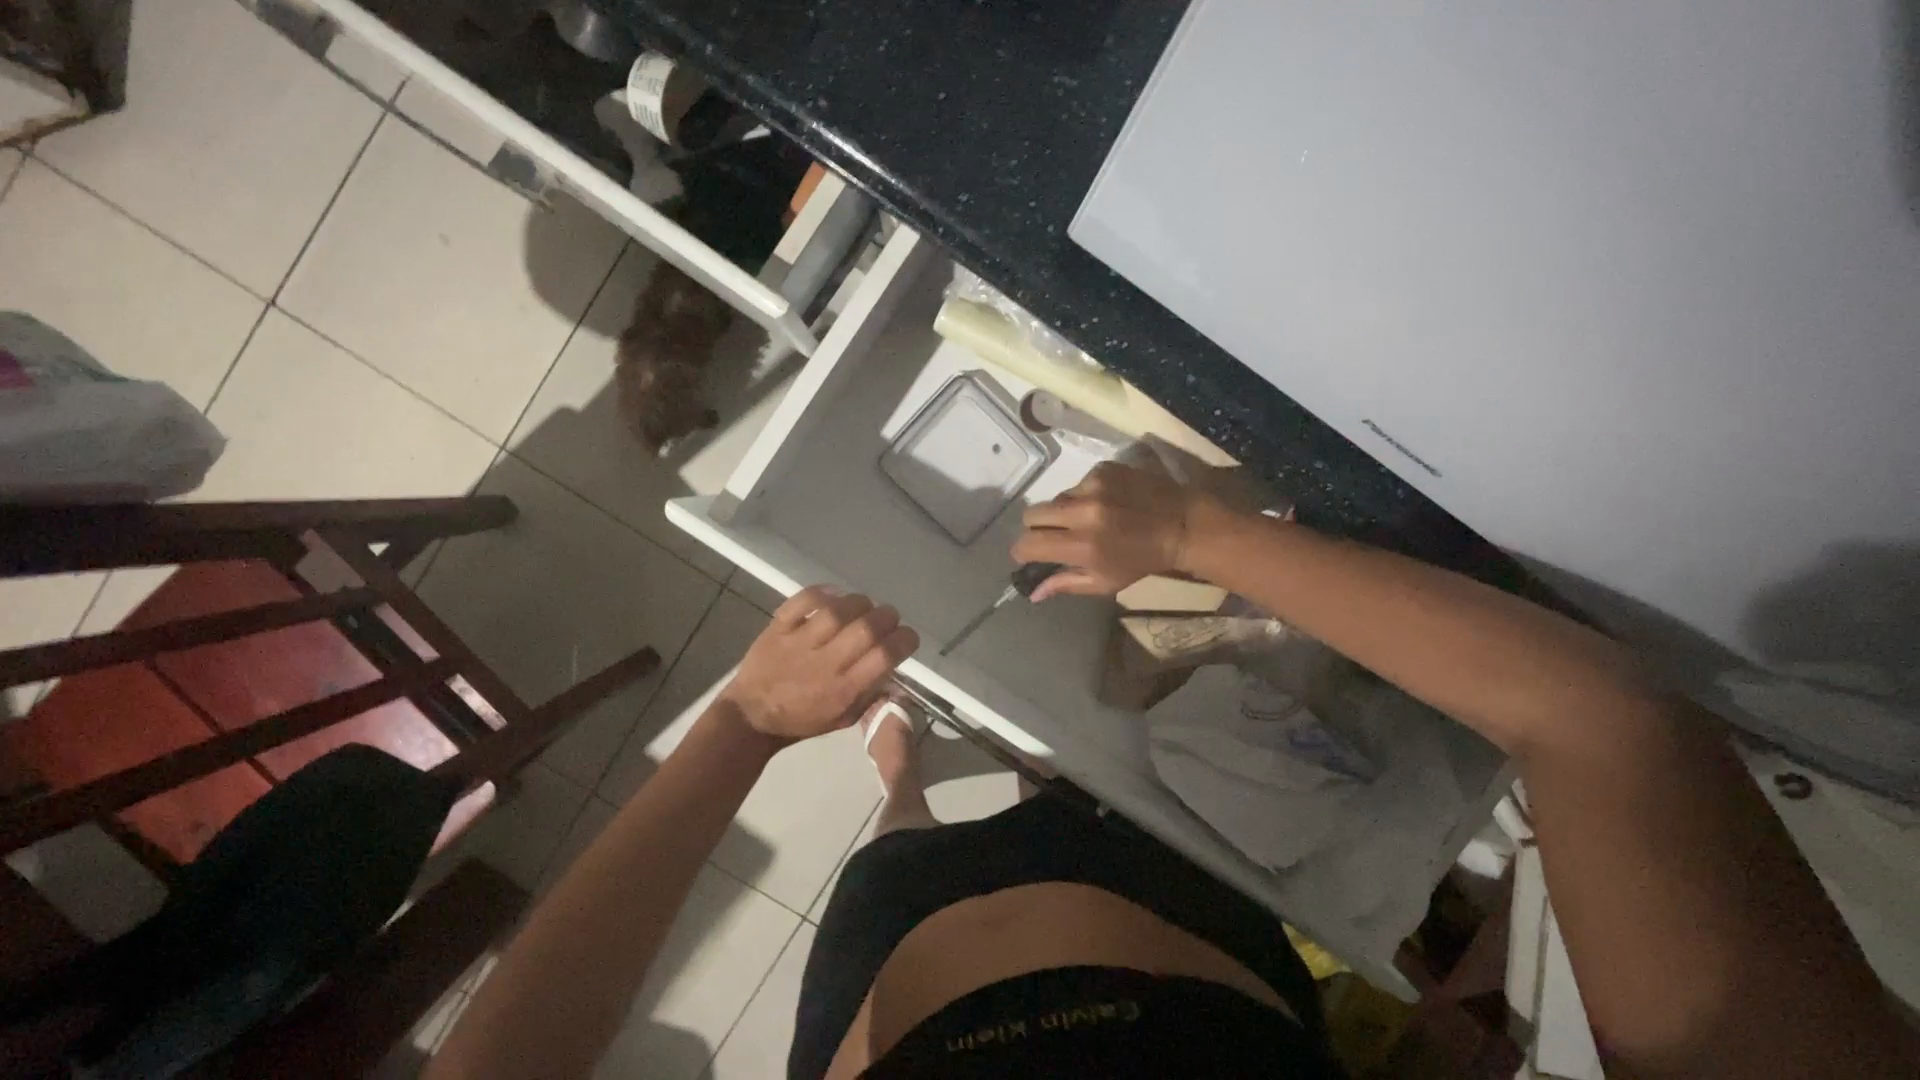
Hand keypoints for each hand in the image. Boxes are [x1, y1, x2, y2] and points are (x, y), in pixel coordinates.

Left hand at [717, 586, 919, 743]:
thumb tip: (898, 673)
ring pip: (837, 612)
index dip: (905, 640)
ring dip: (859, 603)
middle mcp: (825, 664)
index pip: (884, 657)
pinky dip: (822, 592)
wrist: (751, 715)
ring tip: (865, 605)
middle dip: (887, 617)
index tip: (909, 636)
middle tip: (889, 617)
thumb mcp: (844, 719)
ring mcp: (799, 644)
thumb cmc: (802, 720)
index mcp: (844, 690)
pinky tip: (835, 595)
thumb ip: (872, 696)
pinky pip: (802, 602)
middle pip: (865, 630)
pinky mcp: (778, 628)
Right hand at [1012, 462, 1222, 599]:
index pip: (1029, 543)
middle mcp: (1083, 513)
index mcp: (1083, 546)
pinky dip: (1085, 495)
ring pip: (1055, 498)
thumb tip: (1032, 593)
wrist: (1182, 524)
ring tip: (1087, 519)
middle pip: (1032, 514)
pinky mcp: (1103, 469)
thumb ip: (1066, 584)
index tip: (1027, 554)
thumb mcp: (1105, 582)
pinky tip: (1105, 502)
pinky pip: (1077, 483)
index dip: (1022, 550)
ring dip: (1063, 511)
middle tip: (1053, 535)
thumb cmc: (1143, 560)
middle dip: (1037, 527)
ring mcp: (1093, 486)